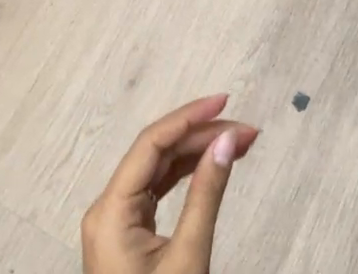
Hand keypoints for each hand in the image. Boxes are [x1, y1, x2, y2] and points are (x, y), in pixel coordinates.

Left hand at [81, 95, 259, 273]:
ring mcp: (117, 222)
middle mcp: (108, 209)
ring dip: (199, 152)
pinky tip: (215, 165)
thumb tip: (228, 140)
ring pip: (160, 169)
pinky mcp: (129, 234)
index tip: (226, 101)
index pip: (151, 144)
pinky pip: (159, 190)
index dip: (189, 116)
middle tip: (249, 133)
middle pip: (156, 153)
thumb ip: (207, 193)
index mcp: (111, 211)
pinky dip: (189, 174)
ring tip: (242, 144)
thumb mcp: (188, 255)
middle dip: (202, 135)